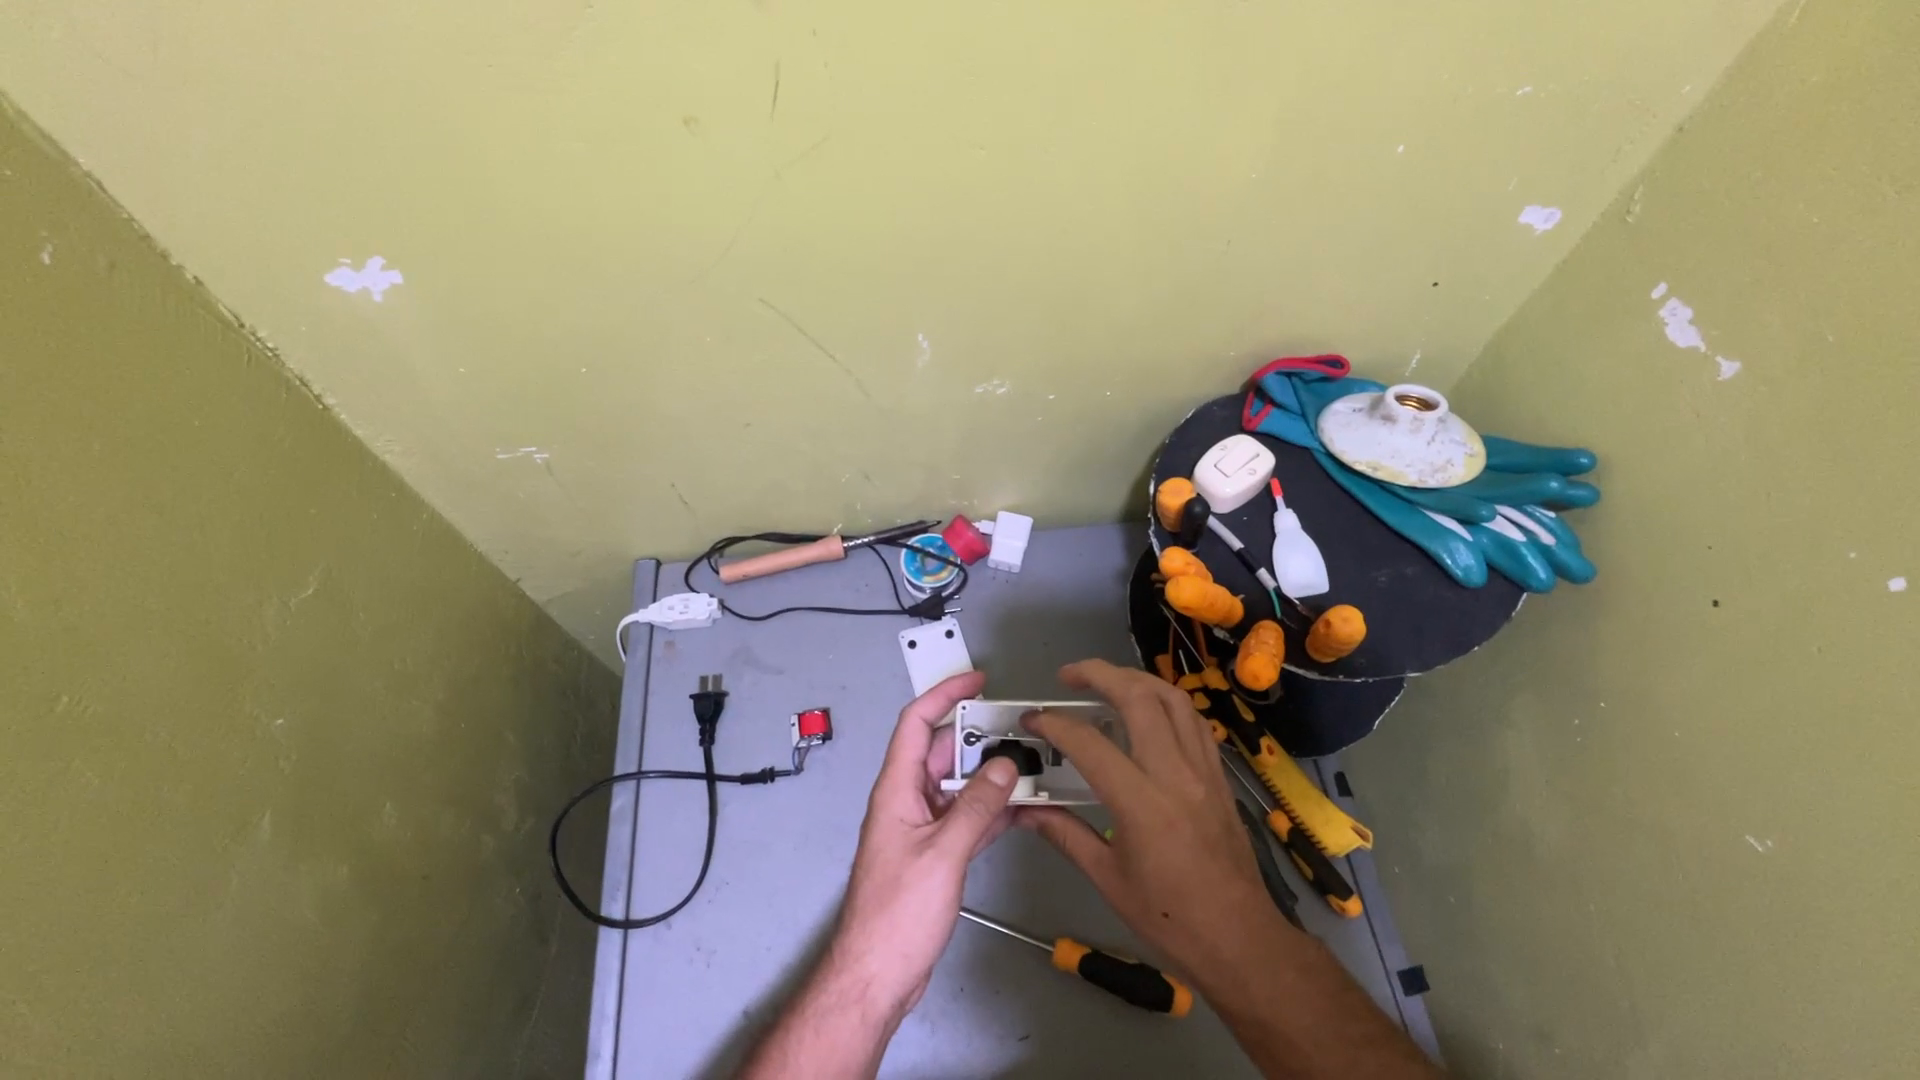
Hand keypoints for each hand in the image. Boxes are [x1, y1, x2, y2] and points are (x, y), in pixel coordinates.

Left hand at [826, 671, 1017, 1017]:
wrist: (877, 974)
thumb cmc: (897, 914)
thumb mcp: (943, 854)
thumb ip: (977, 807)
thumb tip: (1006, 766)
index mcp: (896, 790)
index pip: (916, 724)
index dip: (944, 696)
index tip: (976, 680)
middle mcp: (907, 801)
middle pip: (942, 753)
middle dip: (978, 737)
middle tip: (1019, 728)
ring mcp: (921, 828)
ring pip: (959, 786)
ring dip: (991, 776)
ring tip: (1030, 765)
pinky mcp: (935, 853)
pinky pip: (966, 818)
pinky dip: (992, 811)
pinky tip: (1022, 809)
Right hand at [1016, 660, 1283, 988]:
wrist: (1239, 938)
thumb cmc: (1169, 917)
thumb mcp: (1108, 879)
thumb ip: (1065, 834)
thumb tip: (1025, 810)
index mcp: (1141, 803)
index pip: (1089, 743)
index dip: (1053, 724)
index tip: (1031, 720)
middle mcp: (1175, 773)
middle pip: (1138, 697)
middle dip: (1098, 674)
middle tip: (1067, 676)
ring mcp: (1204, 770)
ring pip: (1173, 699)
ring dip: (1136, 678)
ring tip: (1106, 680)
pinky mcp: (1220, 776)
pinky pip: (1194, 721)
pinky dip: (1167, 702)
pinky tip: (1148, 710)